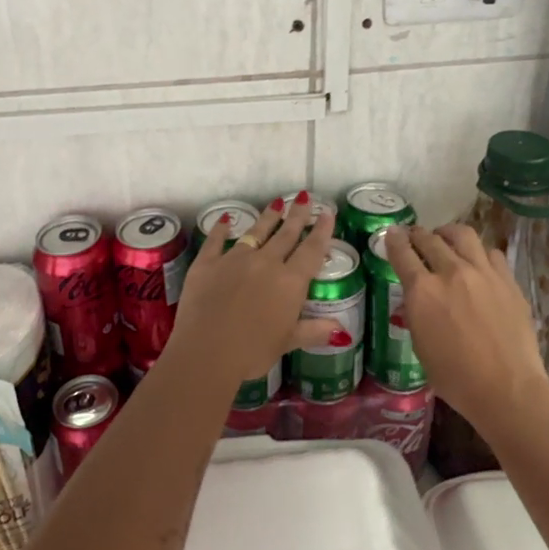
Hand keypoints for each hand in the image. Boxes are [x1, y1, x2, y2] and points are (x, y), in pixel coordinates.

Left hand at [166, 195, 339, 381]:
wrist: (206, 350)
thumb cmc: (252, 351)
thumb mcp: (287, 342)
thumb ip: (314, 331)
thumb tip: (342, 332)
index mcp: (290, 282)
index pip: (311, 250)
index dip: (322, 231)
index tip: (327, 213)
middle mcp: (266, 262)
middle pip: (286, 234)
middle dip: (297, 216)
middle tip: (304, 198)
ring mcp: (234, 259)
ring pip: (256, 232)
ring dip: (268, 217)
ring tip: (277, 203)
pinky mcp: (207, 263)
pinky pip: (216, 240)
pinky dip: (221, 229)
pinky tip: (225, 220)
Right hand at [382, 224, 548, 436]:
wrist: (507, 388)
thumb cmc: (455, 377)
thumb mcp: (420, 344)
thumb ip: (417, 312)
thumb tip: (419, 297)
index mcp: (423, 291)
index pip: (402, 253)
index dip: (394, 239)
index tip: (392, 233)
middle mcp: (451, 272)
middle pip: (430, 239)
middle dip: (418, 234)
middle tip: (415, 236)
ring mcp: (483, 273)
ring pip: (463, 234)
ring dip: (448, 233)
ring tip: (446, 238)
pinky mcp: (508, 280)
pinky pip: (491, 253)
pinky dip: (479, 252)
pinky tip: (478, 262)